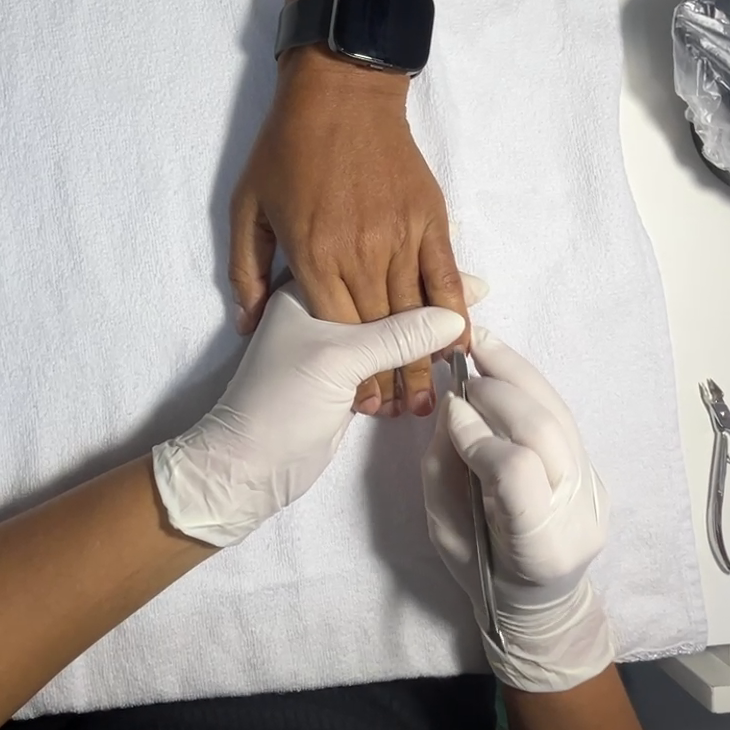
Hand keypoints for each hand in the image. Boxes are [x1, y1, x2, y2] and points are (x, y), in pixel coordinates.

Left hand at [154, 284, 466, 547]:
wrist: (249, 464)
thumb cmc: (282, 400)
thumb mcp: (339, 360)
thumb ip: (396, 335)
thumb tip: (453, 320)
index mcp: (309, 289)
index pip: (374, 266)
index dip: (421, 269)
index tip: (466, 276)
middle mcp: (322, 309)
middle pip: (389, 295)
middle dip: (433, 301)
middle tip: (481, 296)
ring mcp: (333, 343)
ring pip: (390, 328)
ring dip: (427, 333)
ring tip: (468, 331)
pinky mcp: (343, 376)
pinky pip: (386, 358)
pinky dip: (413, 360)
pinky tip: (442, 357)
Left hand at [229, 48, 466, 419]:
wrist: (340, 93)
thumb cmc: (286, 150)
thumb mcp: (246, 207)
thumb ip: (246, 270)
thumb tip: (245, 323)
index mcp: (313, 255)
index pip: (339, 330)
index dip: (355, 373)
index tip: (366, 405)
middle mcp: (359, 253)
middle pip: (380, 331)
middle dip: (394, 379)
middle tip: (404, 415)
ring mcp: (399, 236)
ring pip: (415, 311)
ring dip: (424, 358)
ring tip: (432, 396)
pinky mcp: (429, 219)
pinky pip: (445, 274)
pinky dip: (454, 311)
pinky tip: (459, 342)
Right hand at [422, 328, 614, 691]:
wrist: (541, 600)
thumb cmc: (481, 572)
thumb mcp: (443, 530)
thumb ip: (444, 468)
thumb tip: (451, 404)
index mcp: (539, 546)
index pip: (517, 471)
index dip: (478, 433)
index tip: (448, 407)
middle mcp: (579, 513)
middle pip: (545, 430)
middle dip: (496, 391)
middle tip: (459, 371)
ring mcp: (594, 488)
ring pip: (559, 412)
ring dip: (515, 371)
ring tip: (479, 343)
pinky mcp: (594, 466)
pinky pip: (561, 412)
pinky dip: (526, 380)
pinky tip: (498, 360)